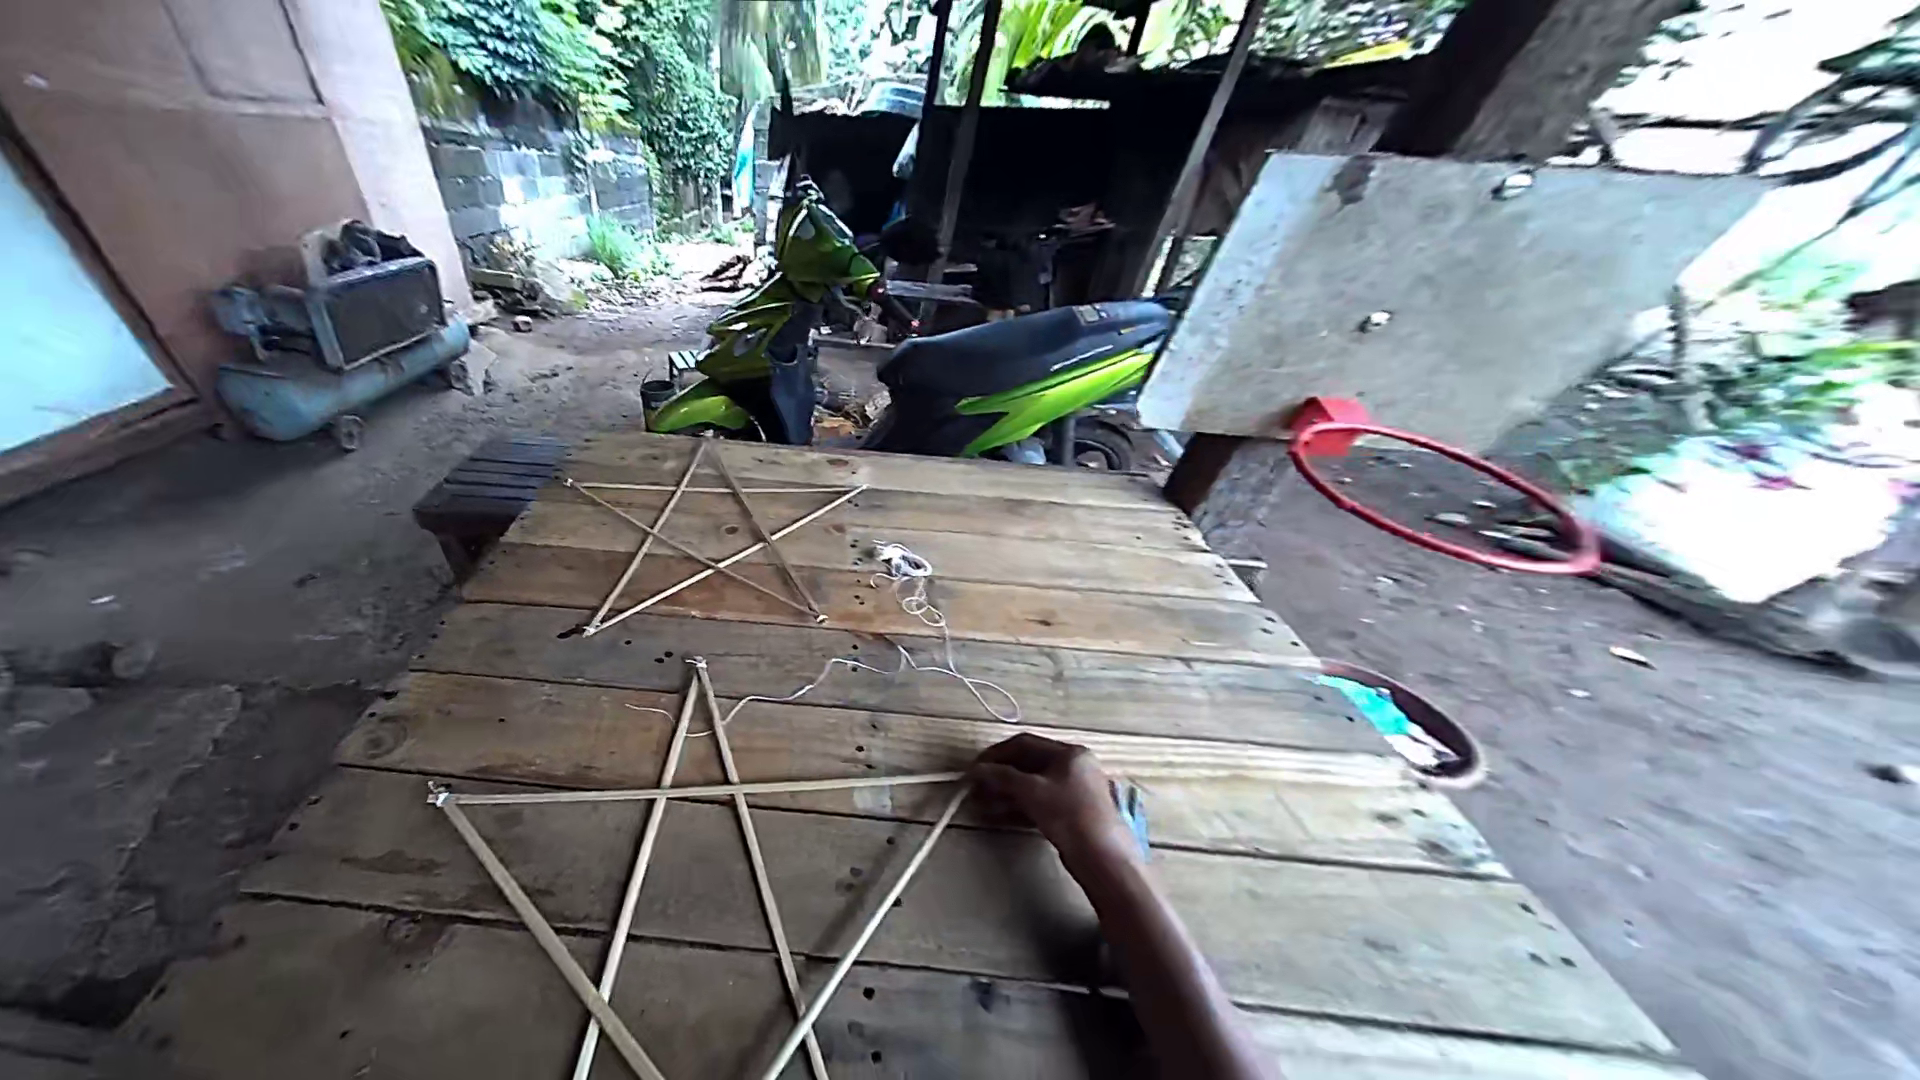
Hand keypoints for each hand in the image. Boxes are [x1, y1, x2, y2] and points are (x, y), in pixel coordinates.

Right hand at [969, 734, 1139, 872]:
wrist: (1103, 859)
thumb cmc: (1069, 814)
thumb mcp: (1032, 791)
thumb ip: (1002, 777)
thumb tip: (976, 770)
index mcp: (1069, 753)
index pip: (1025, 744)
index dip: (997, 753)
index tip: (974, 766)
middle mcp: (1073, 767)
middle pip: (1028, 765)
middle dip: (1000, 776)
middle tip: (975, 787)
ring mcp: (1073, 791)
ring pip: (1032, 786)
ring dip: (1005, 793)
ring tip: (979, 804)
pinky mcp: (1070, 814)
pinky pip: (1038, 803)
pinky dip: (1018, 807)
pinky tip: (996, 816)